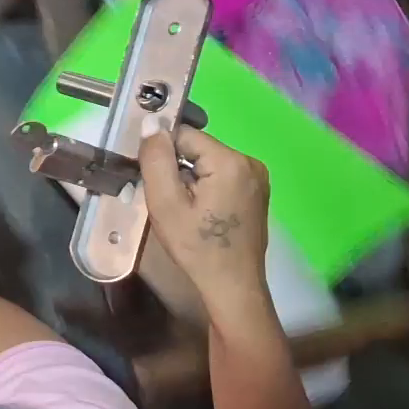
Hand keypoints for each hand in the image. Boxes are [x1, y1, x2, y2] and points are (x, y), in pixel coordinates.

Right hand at [138, 119, 271, 317]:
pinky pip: (221, 177)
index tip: (151, 180)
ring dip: (189, 180)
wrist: (232, 286)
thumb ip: (156, 159)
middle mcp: (249, 162)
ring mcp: (257, 178)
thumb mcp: (165, 203)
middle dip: (176, 169)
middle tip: (166, 201)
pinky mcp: (257, 193)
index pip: (183, 136)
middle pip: (197, 149)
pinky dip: (205, 189)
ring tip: (182, 211)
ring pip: (207, 164)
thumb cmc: (196, 246)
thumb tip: (150, 122)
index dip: (162, 155)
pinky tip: (199, 214)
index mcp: (230, 160)